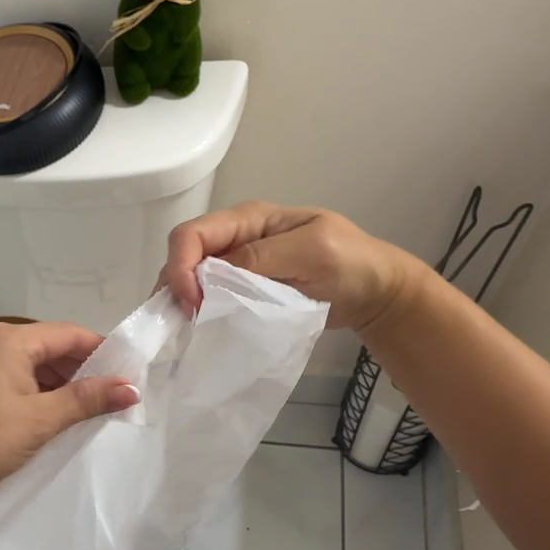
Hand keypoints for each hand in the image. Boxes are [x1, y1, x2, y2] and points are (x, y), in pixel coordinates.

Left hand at [0, 322, 139, 519]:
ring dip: (54, 381)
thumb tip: (132, 388)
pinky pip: (6, 371)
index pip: (67, 334)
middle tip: (105, 397)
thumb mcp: (41, 420)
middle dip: (77, 369)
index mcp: (8, 338)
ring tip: (78, 409)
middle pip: (46, 344)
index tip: (124, 374)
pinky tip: (43, 411)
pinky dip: (29, 386)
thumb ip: (87, 400)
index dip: (100, 351)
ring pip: (26, 360)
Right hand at [159, 202, 430, 331]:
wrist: (375, 292)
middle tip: (183, 322)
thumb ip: (262, 257)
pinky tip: (197, 330)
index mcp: (247, 220)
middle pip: (182, 255)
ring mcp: (235, 264)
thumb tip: (212, 275)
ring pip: (188, 277)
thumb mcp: (313, 251)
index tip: (193, 304)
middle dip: (174, 286)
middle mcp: (233, 238)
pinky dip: (195, 312)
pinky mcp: (238, 289)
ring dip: (181, 301)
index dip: (181, 267)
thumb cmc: (352, 265)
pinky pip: (205, 296)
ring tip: (186, 329)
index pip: (191, 235)